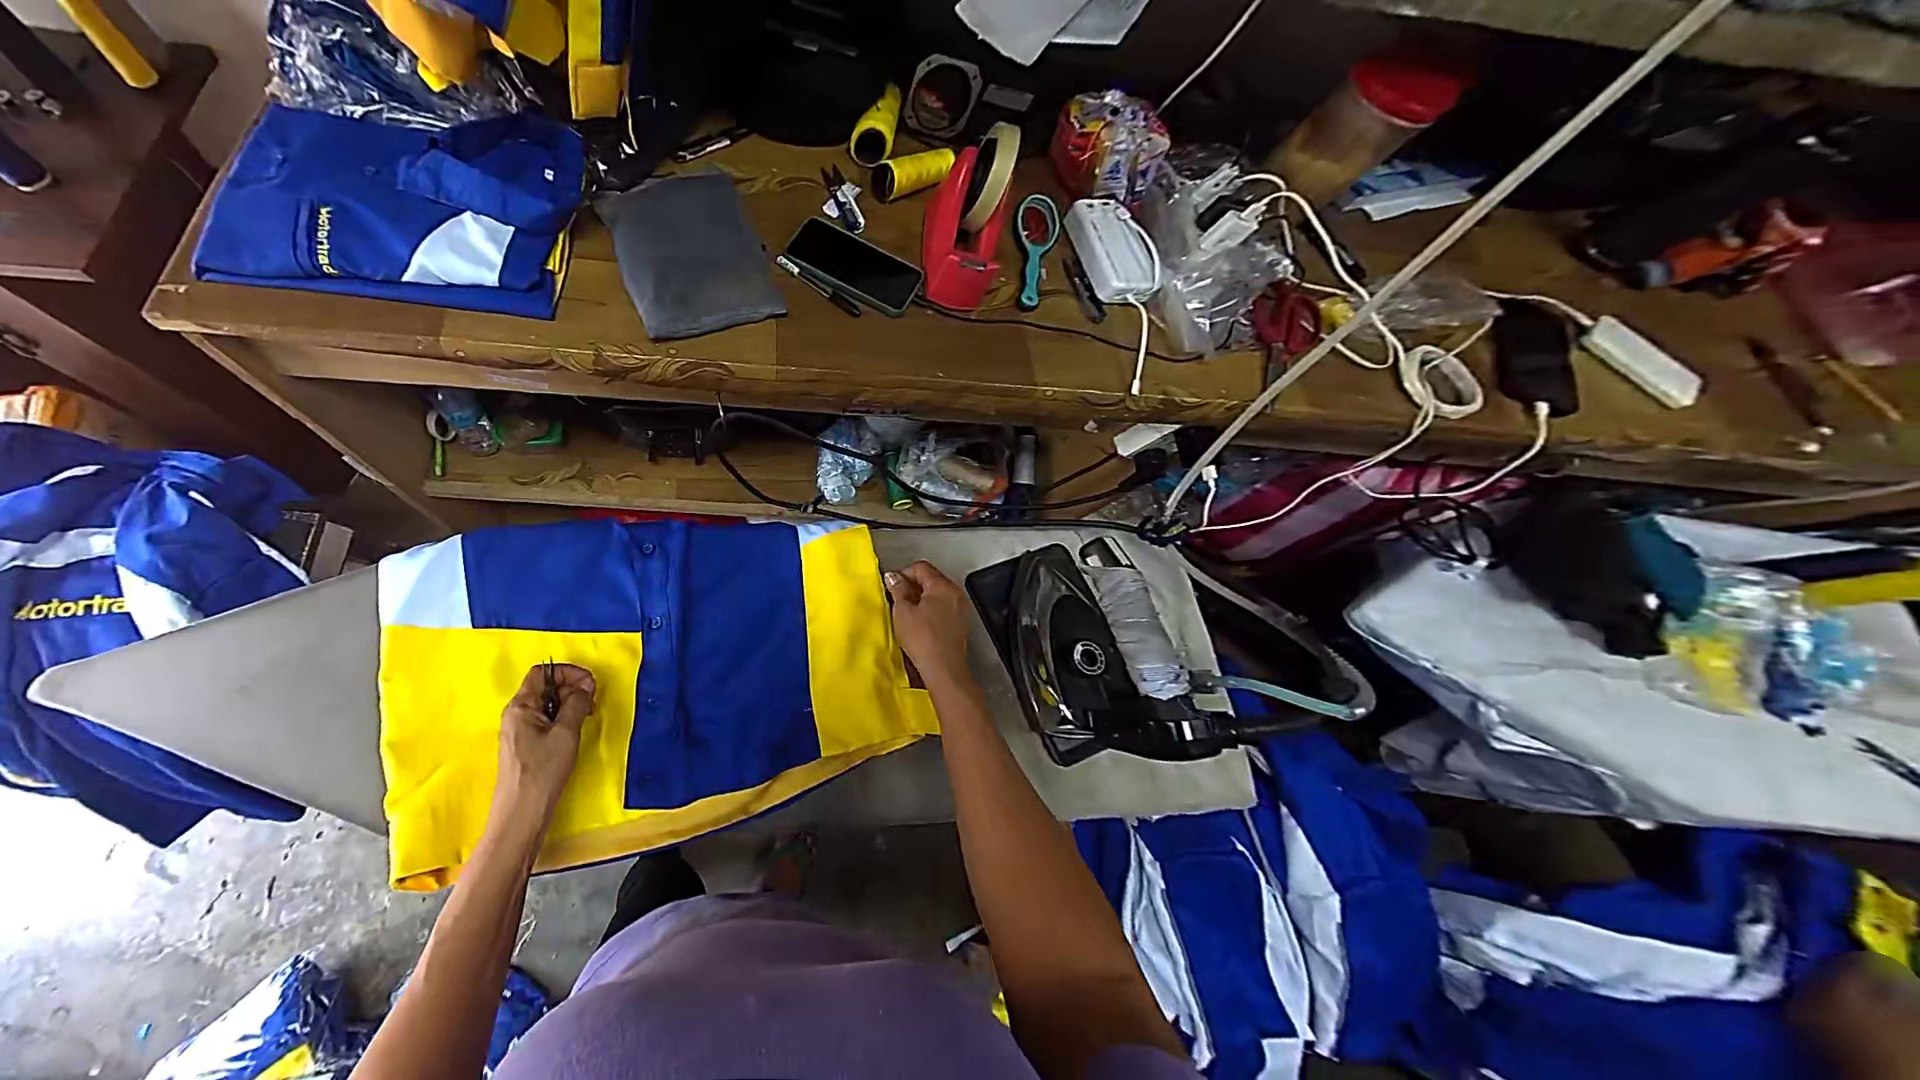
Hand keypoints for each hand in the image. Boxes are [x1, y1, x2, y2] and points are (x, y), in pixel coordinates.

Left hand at [492, 663, 596, 828]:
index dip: (568, 673)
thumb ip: (577, 704)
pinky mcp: (526, 744)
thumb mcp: (566, 733)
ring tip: (587, 716)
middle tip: (592, 701)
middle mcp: (516, 714)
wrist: (522, 812)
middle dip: (572, 687)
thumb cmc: (543, 771)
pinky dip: (564, 718)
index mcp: (520, 707)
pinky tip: (575, 730)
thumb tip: (585, 684)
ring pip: (547, 703)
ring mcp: (519, 729)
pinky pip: (546, 719)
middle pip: (546, 686)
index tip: (589, 684)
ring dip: (570, 703)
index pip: (542, 672)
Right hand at [884, 561, 972, 686]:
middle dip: (913, 585)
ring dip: (922, 598)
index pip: (921, 567)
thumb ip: (898, 589)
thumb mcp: (903, 611)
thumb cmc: (923, 640)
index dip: (904, 573)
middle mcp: (955, 593)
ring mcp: (961, 608)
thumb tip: (894, 577)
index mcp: (942, 586)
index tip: (893, 584)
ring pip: (938, 594)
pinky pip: (945, 607)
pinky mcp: (961, 623)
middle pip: (932, 579)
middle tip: (898, 598)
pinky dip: (932, 610)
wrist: (943, 668)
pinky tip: (921, 623)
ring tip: (908, 613)